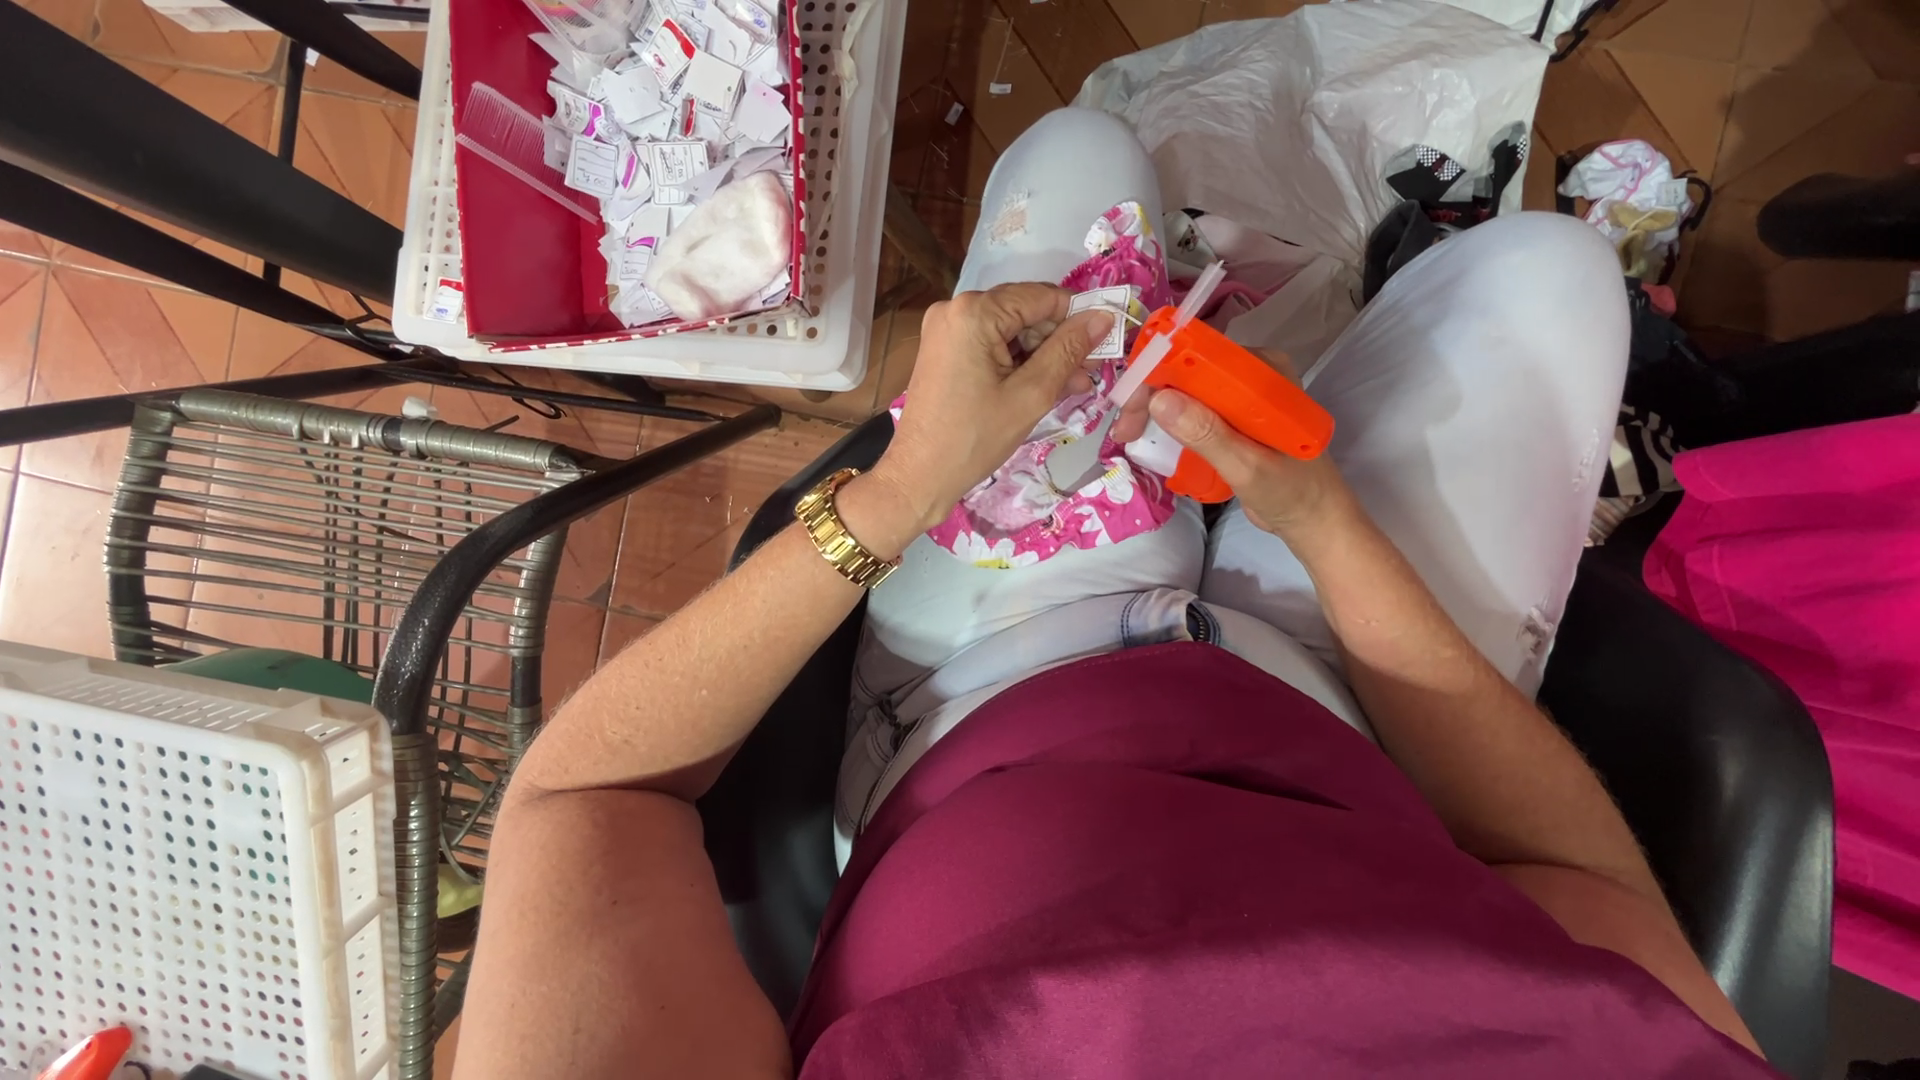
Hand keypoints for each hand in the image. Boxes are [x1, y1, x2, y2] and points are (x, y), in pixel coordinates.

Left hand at [871, 282, 1113, 529]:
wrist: (919, 477)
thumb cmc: (974, 439)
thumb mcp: (1030, 395)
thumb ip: (1068, 350)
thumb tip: (1103, 317)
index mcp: (974, 312)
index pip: (1042, 297)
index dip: (1078, 318)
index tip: (1105, 345)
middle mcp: (955, 309)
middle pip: (1025, 312)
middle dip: (1060, 341)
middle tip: (1089, 374)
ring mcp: (945, 330)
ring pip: (1010, 330)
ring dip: (1043, 355)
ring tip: (1072, 387)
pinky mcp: (943, 350)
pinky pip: (991, 345)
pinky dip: (1017, 363)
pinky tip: (1043, 386)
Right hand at [1138, 361, 1353, 538]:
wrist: (1313, 519)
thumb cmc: (1291, 493)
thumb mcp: (1247, 466)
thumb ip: (1207, 434)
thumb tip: (1160, 400)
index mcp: (1263, 373)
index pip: (1200, 357)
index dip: (1158, 375)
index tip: (1129, 409)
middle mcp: (1251, 374)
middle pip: (1187, 370)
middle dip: (1150, 396)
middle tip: (1124, 431)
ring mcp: (1241, 395)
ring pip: (1185, 389)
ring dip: (1155, 411)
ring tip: (1131, 437)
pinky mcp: (1232, 415)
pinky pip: (1193, 408)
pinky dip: (1169, 422)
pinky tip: (1152, 439)